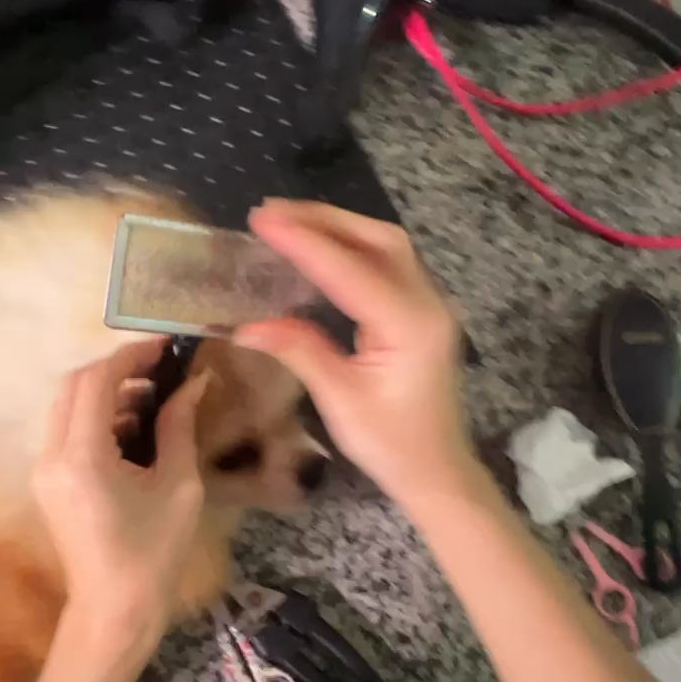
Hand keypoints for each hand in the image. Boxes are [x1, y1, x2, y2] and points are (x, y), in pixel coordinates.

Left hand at [32, 339, 212, 655]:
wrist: (113, 609)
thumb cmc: (153, 553)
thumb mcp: (178, 486)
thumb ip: (179, 426)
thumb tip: (194, 381)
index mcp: (83, 458)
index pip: (96, 381)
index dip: (130, 357)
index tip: (165, 347)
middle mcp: (52, 456)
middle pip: (73, 384)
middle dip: (115, 368)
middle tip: (158, 368)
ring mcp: (44, 469)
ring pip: (66, 404)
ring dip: (105, 391)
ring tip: (152, 397)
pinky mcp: (47, 480)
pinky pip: (67, 429)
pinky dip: (96, 415)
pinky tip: (132, 425)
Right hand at [235, 199, 476, 501]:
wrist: (436, 470)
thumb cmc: (390, 444)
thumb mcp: (339, 399)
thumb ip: (297, 350)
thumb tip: (244, 326)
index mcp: (409, 325)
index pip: (349, 269)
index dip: (303, 242)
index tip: (262, 220)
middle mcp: (427, 302)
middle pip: (376, 239)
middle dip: (322, 219)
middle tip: (270, 212)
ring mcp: (429, 302)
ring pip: (385, 244)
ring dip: (337, 226)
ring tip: (289, 220)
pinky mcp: (421, 309)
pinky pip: (388, 262)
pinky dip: (351, 246)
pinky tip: (320, 247)